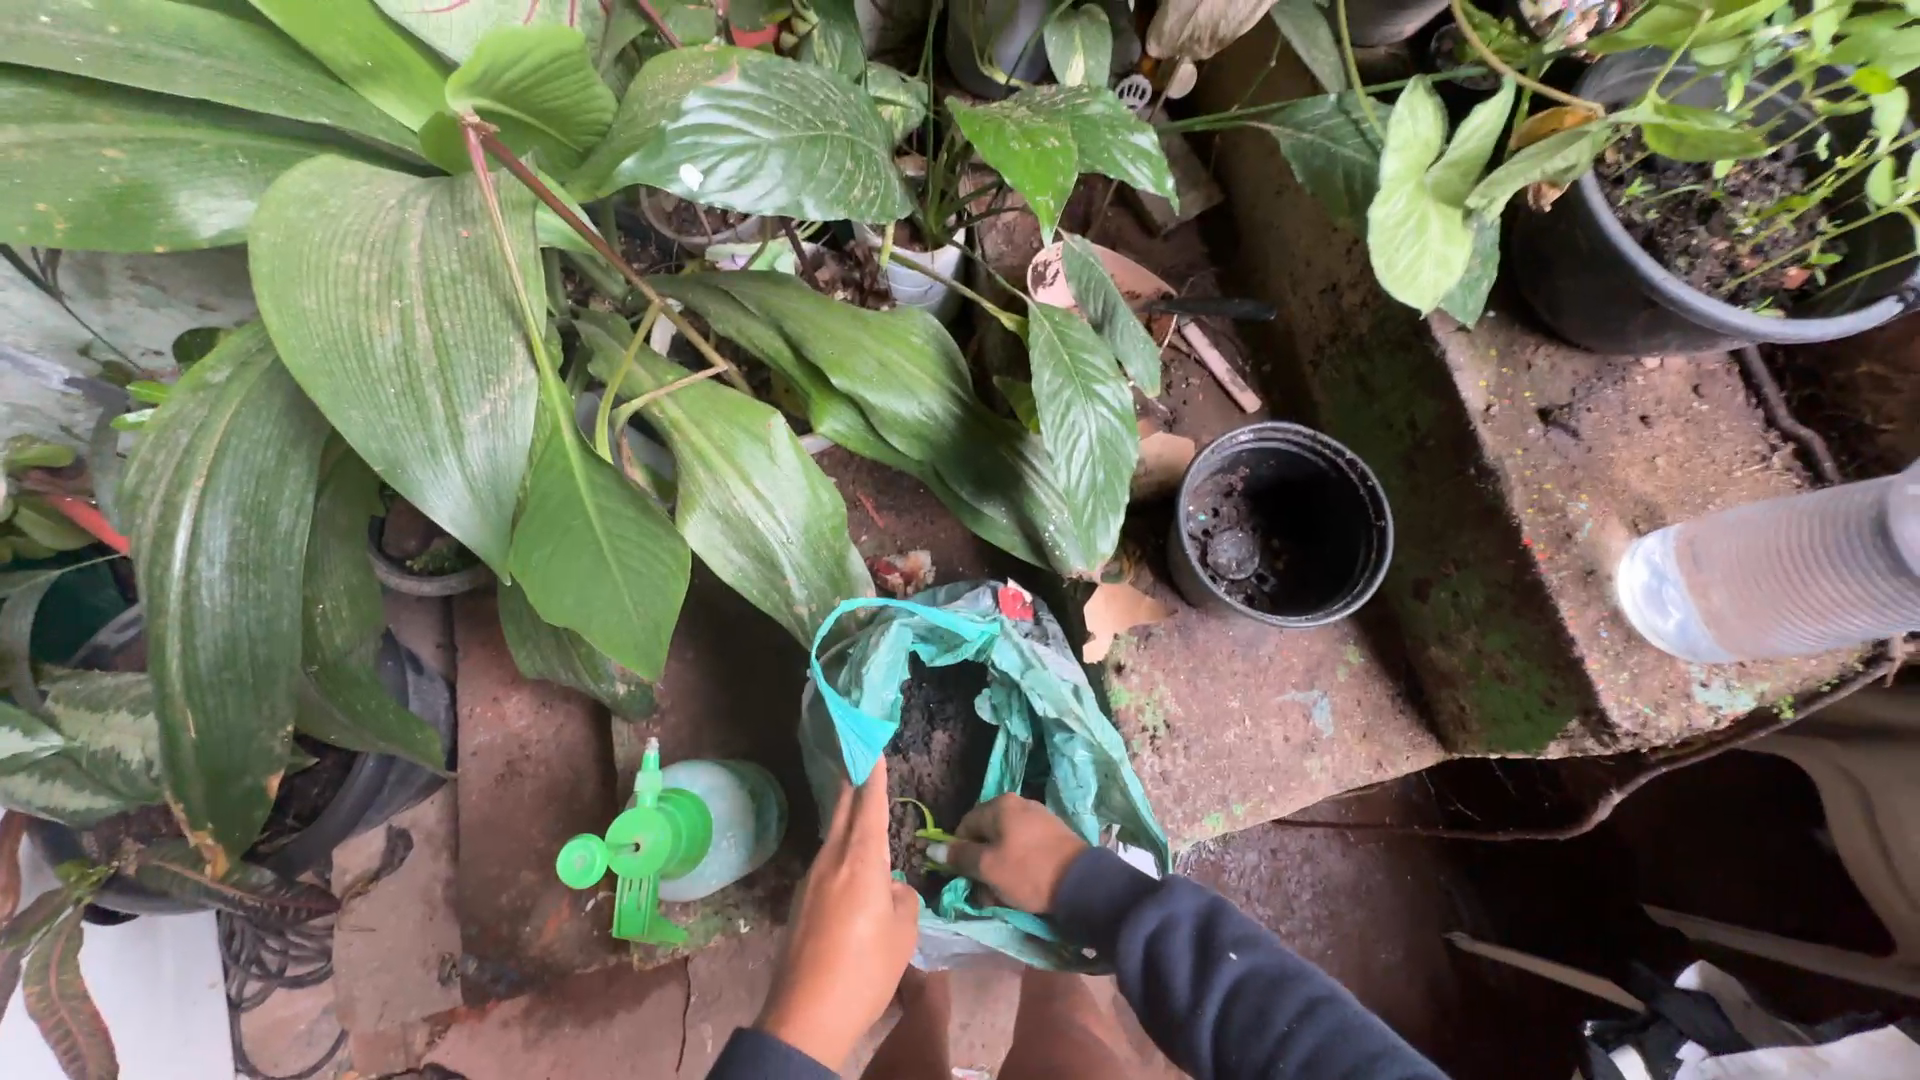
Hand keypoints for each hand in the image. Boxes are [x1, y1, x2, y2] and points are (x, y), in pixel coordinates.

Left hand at [757, 757, 919, 1067]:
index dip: (873, 774)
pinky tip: (851, 863)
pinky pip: (826, 862)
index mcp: (861, 861)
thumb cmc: (866, 969)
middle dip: (851, 783)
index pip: (869, 805)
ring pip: (832, 836)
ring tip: (858, 804)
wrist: (807, 1015)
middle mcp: (831, 860)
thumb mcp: (903, 933)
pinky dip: (840, 848)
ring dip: (845, 816)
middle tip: (856, 756)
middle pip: (842, 811)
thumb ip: (903, 899)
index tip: (872, 747)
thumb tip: (892, 887)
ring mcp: (811, 881)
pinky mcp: (801, 902)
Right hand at [929, 794, 1088, 914]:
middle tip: (984, 891)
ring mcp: (1039, 818)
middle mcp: (1019, 804)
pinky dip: (1019, 867)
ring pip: (1006, 845)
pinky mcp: (1053, 835)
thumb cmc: (1028, 871)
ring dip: (999, 870)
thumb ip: (960, 856)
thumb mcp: (988, 867)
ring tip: (1004, 895)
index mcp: (1000, 805)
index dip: (960, 851)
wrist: (1081, 882)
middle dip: (981, 864)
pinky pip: (1025, 849)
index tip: (964, 876)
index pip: (966, 824)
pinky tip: (1023, 888)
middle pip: (987, 835)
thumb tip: (932, 848)